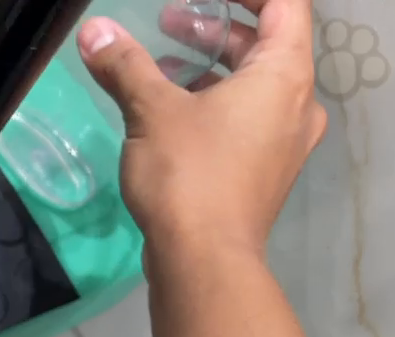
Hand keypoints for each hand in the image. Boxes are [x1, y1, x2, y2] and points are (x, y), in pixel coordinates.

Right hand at [78, 0, 326, 263]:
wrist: (204, 253)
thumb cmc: (187, 174)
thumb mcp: (150, 115)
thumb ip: (125, 69)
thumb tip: (94, 30)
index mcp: (284, 72)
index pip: (283, 6)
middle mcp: (299, 99)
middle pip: (265, 48)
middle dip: (214, 35)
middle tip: (165, 31)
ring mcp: (287, 138)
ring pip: (254, 89)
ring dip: (212, 76)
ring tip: (164, 80)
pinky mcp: (266, 172)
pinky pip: (247, 124)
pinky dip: (216, 111)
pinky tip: (178, 129)